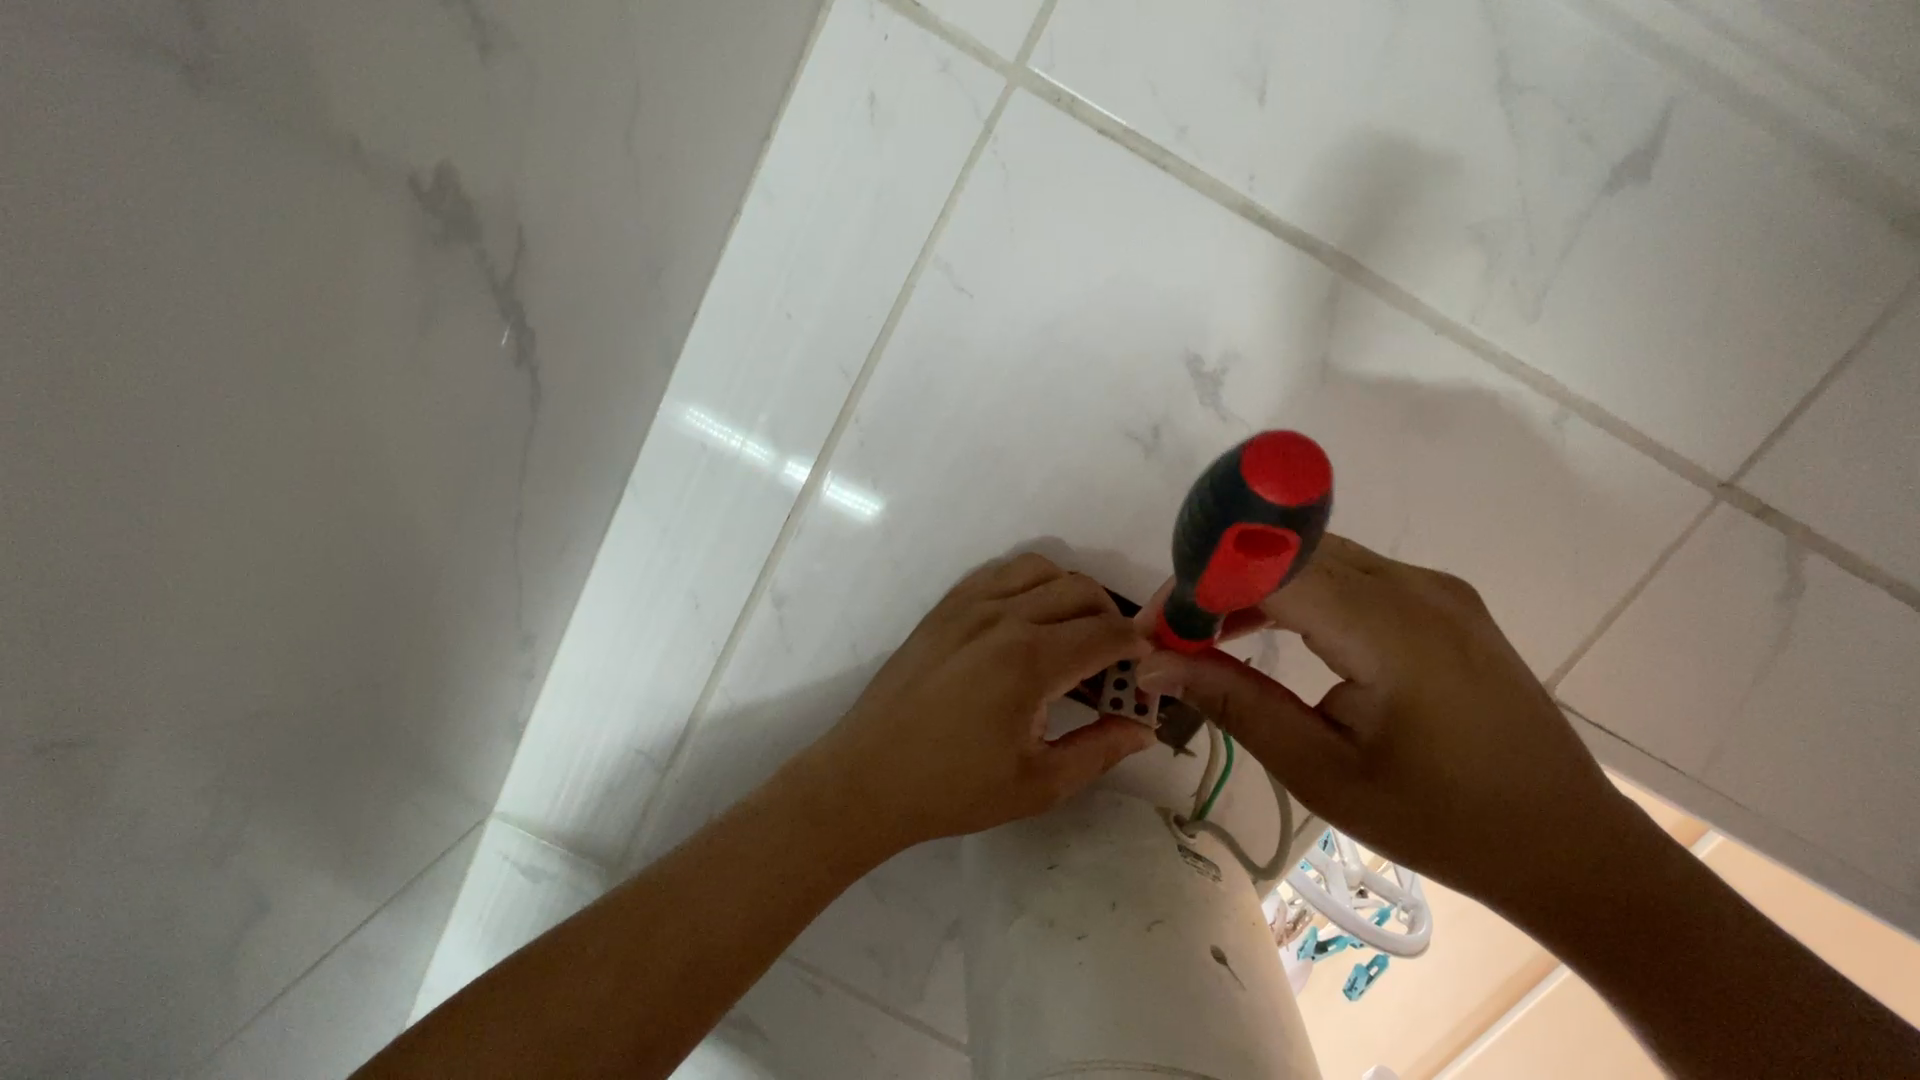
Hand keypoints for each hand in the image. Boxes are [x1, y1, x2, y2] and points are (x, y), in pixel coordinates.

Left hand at [801, 553, 1157, 854]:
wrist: (868, 779)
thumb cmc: (954, 789)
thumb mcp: (1039, 784)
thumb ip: (1100, 750)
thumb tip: (1146, 729)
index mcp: (1029, 660)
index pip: (1107, 633)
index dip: (1139, 646)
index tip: (1149, 667)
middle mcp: (1002, 617)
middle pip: (1081, 590)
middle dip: (1112, 618)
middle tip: (1114, 661)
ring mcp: (968, 605)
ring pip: (1041, 568)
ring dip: (1071, 593)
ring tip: (1073, 636)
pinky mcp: (943, 608)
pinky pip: (999, 572)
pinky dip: (1028, 583)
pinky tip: (1028, 621)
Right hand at [1135, 535, 1641, 904]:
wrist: (1569, 846)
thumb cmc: (1442, 822)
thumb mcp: (1322, 772)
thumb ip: (1235, 704)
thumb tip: (1154, 667)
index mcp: (1391, 630)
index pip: (1270, 568)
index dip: (1200, 587)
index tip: (1154, 632)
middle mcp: (1416, 587)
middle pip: (1291, 551)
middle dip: (1218, 582)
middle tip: (1172, 638)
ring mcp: (1437, 590)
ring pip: (1319, 557)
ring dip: (1255, 584)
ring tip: (1208, 637)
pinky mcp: (1445, 604)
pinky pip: (1352, 575)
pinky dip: (1298, 593)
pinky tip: (1271, 633)